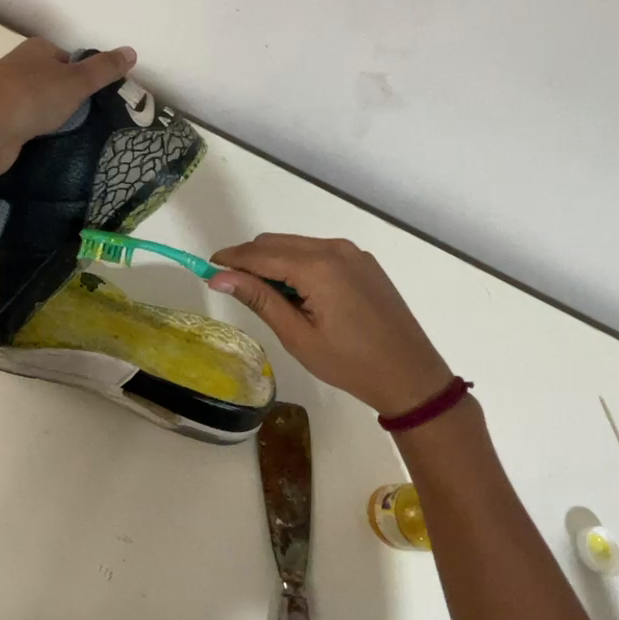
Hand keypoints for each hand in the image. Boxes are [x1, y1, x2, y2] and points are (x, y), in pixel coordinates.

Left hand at [0, 39, 135, 175]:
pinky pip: (25, 122)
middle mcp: (17, 66)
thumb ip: (104, 69)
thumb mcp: (76, 81)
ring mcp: (4, 93)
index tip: (96, 100)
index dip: (85, 78)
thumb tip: (131, 51)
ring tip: (68, 135)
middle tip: (87, 120)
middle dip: (69, 99)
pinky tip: (45, 143)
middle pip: (54, 81)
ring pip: (39, 104)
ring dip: (52, 118)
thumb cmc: (32, 98)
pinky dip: (36, 131)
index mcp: (35, 49)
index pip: (70, 59)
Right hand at [209, 234, 453, 414]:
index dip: (230, 260)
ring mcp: (352, 253)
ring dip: (274, 262)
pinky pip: (318, 252)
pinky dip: (298, 264)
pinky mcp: (363, 262)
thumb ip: (259, 298)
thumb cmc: (350, 364)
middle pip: (276, 242)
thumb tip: (218, 276)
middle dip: (250, 259)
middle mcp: (334, 249)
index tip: (206, 269)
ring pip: (296, 245)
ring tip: (267, 296)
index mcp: (318, 267)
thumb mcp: (298, 335)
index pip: (260, 253)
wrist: (411, 376)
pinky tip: (299, 294)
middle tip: (232, 287)